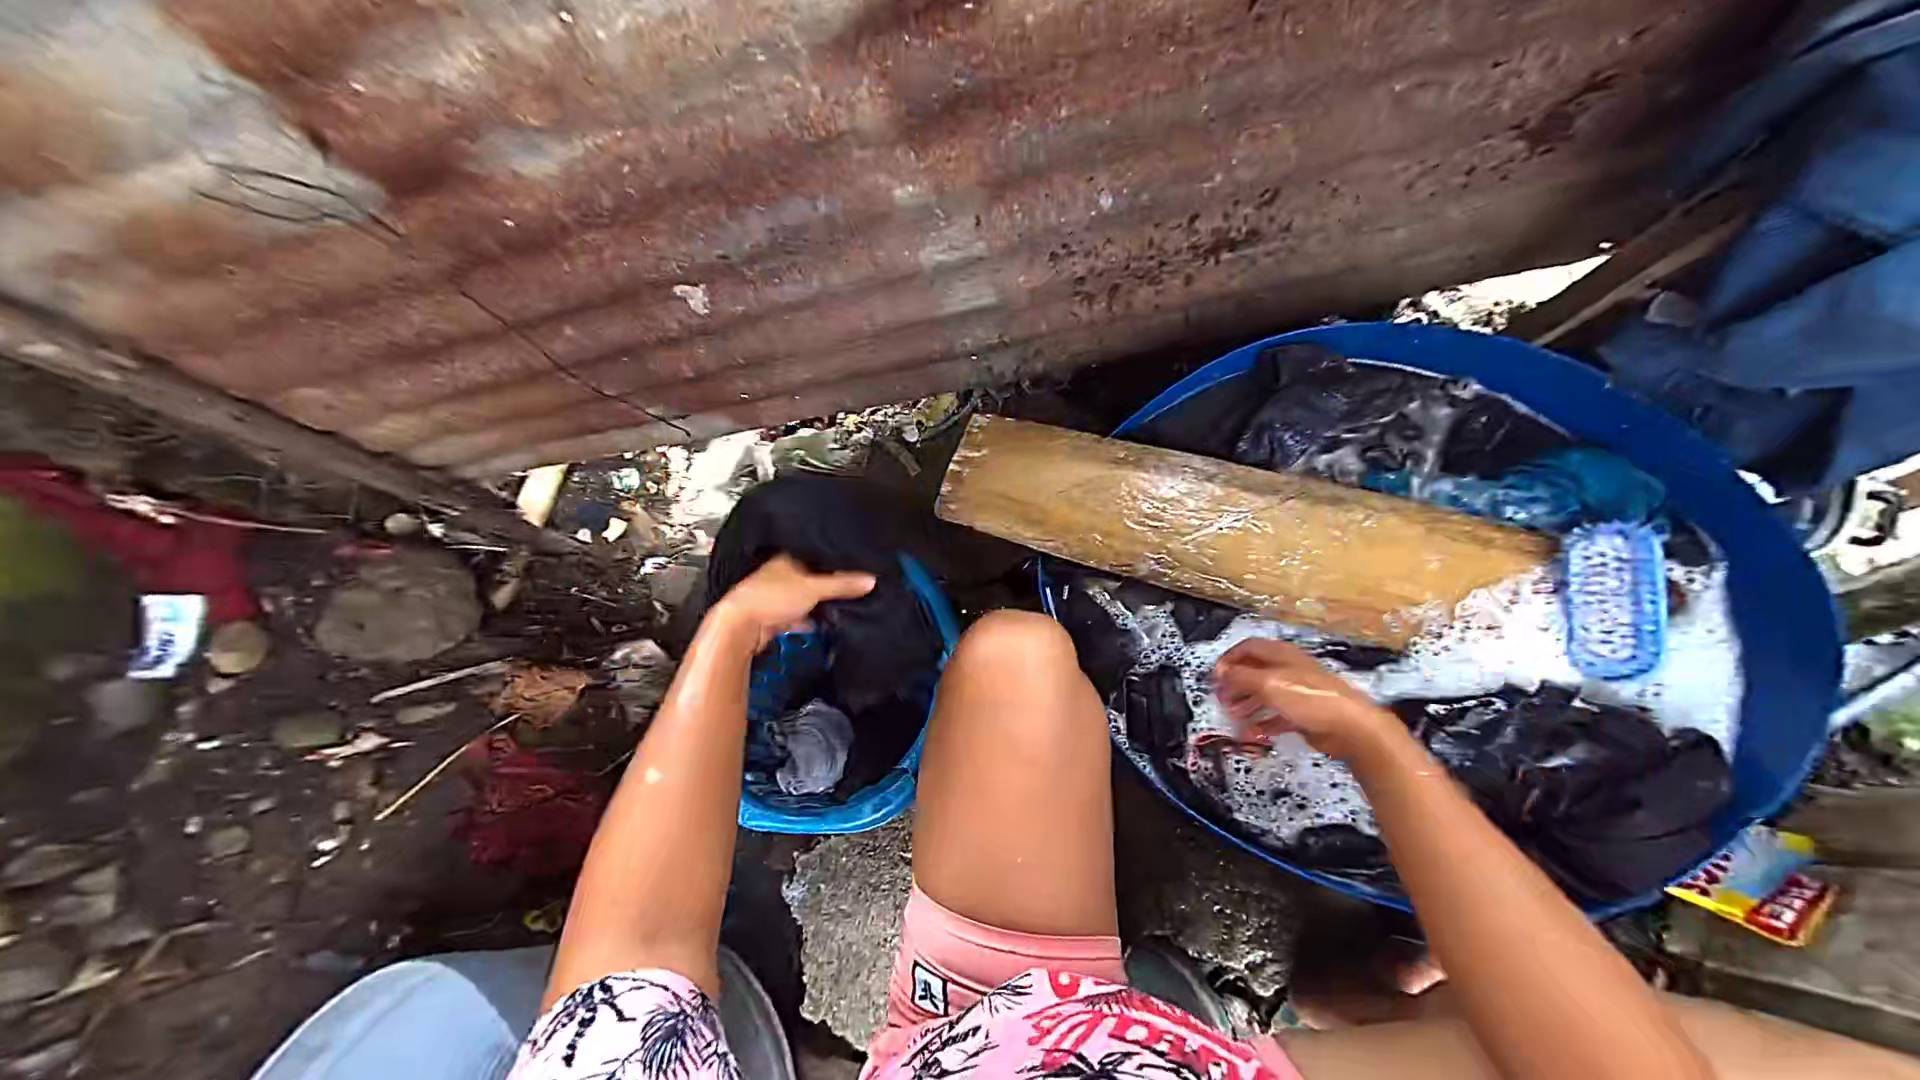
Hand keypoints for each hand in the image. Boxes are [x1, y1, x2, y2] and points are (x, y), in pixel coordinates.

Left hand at [709, 554, 877, 649]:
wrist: (742, 628)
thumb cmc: (768, 597)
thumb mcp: (815, 587)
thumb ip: (843, 583)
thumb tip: (869, 579)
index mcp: (786, 559)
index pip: (814, 553)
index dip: (833, 559)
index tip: (852, 565)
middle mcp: (781, 575)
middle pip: (812, 577)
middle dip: (828, 584)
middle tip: (850, 588)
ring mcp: (778, 596)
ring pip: (806, 597)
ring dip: (819, 604)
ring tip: (840, 606)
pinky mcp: (776, 617)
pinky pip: (801, 616)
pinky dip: (811, 619)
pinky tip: (822, 623)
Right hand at [1213, 640, 1401, 761]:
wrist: (1352, 728)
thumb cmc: (1314, 700)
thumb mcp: (1268, 684)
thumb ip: (1240, 677)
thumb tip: (1221, 672)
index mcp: (1281, 655)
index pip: (1247, 648)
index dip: (1228, 660)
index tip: (1216, 675)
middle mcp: (1290, 670)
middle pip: (1254, 671)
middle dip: (1235, 684)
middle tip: (1222, 696)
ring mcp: (1298, 692)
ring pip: (1265, 694)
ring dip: (1247, 704)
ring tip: (1233, 714)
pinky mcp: (1305, 714)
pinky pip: (1278, 715)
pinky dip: (1263, 721)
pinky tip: (1254, 730)